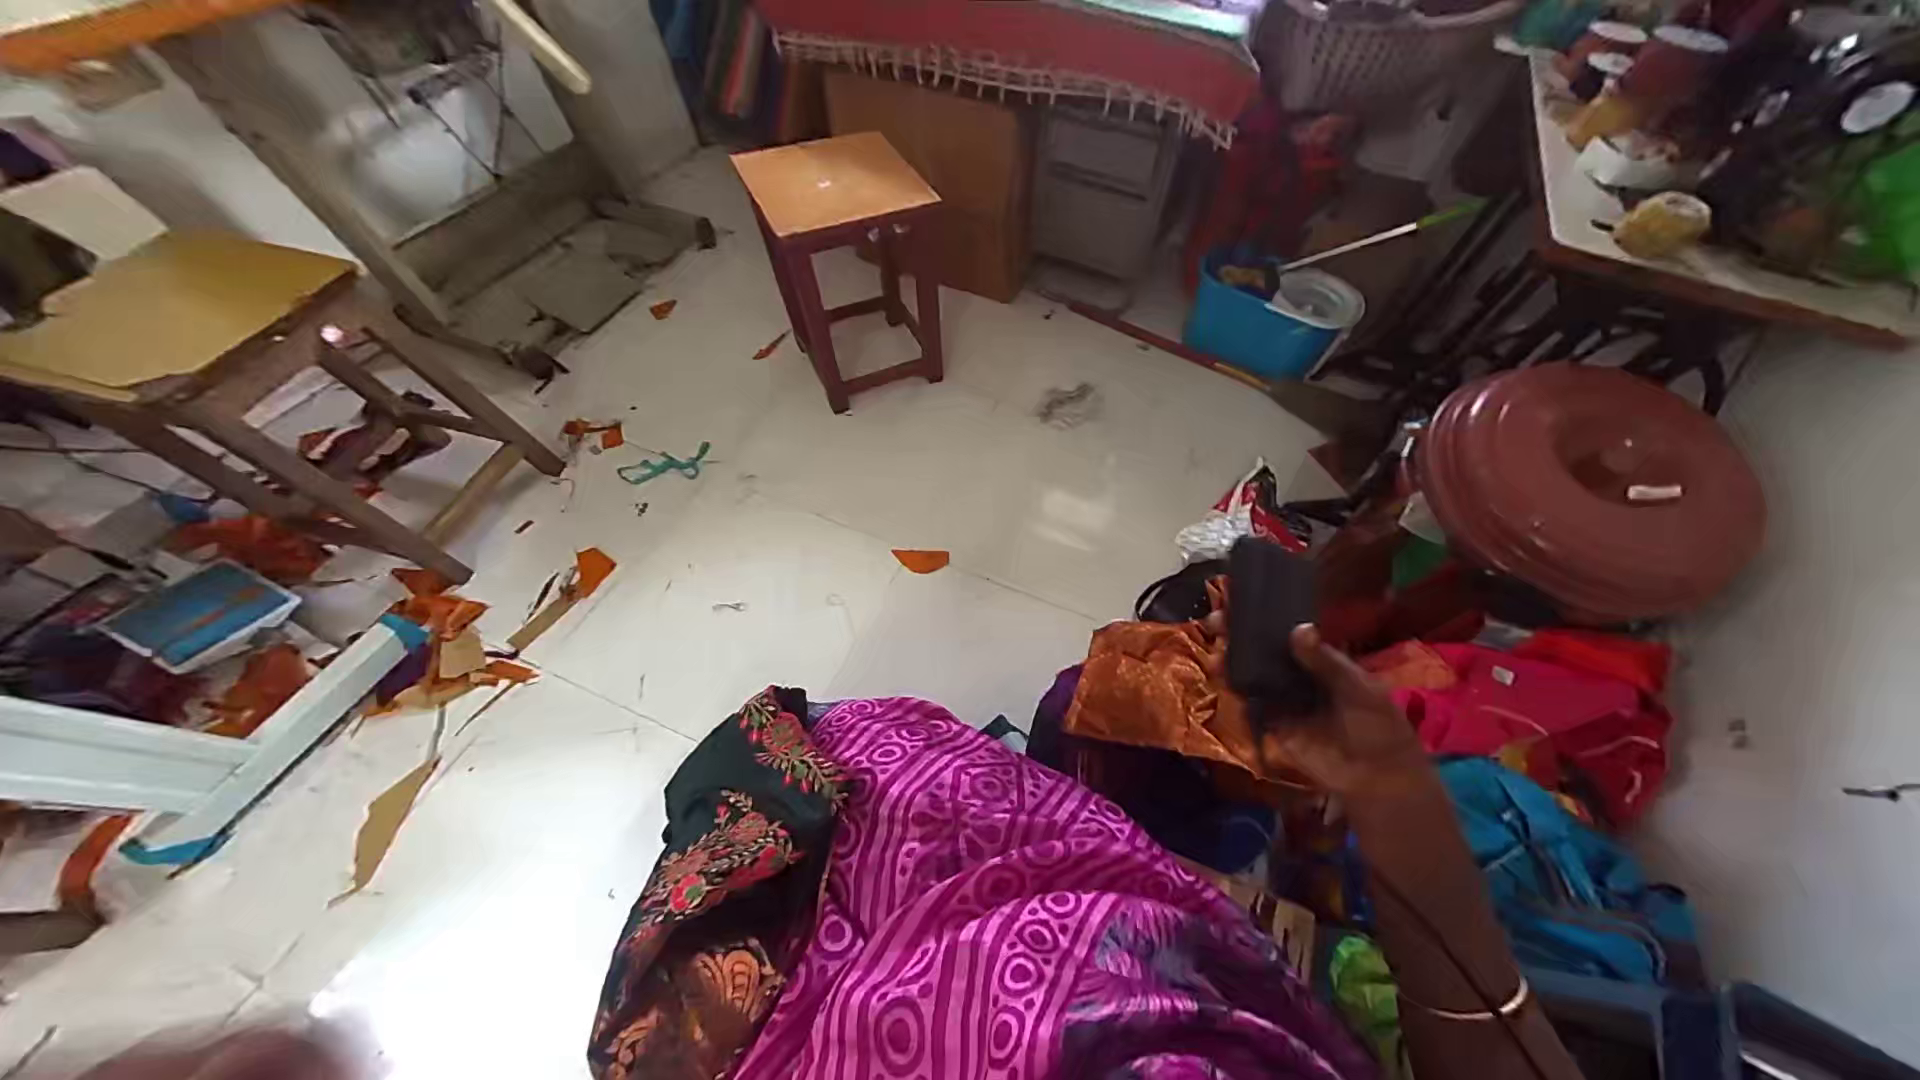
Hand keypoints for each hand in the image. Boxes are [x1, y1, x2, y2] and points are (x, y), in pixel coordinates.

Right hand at [1207, 615, 1428, 797]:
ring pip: (1251, 673)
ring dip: (1230, 659)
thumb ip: (1326, 661)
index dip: (1266, 619)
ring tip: (1214, 648)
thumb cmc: (1379, 727)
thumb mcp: (1359, 688)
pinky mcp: (1272, 722)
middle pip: (1262, 651)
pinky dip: (1233, 687)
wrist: (1378, 780)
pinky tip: (1220, 674)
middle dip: (1238, 635)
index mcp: (1321, 661)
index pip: (1288, 633)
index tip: (1243, 604)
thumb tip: (1297, 628)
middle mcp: (1298, 676)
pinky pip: (1249, 701)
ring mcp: (1283, 699)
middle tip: (1216, 621)